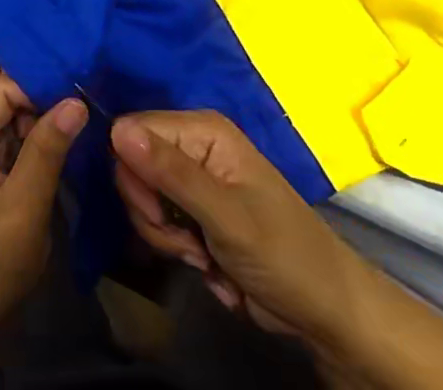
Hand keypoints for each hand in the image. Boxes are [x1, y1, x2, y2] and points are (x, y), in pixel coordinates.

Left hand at [0, 60, 86, 389]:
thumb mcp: (24, 210)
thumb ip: (47, 151)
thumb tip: (76, 100)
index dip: (40, 81)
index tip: (84, 77)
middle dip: (38, 79)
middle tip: (85, 77)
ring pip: (4, 98)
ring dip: (40, 98)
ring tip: (83, 93)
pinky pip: (8, 121)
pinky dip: (35, 119)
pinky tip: (66, 118)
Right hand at [111, 111, 358, 341]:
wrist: (326, 313)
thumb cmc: (285, 256)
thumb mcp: (226, 217)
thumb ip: (171, 172)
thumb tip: (116, 129)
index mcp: (203, 130)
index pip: (131, 131)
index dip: (133, 171)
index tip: (159, 211)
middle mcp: (192, 146)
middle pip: (131, 164)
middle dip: (149, 210)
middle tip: (183, 239)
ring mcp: (190, 178)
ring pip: (139, 195)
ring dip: (161, 233)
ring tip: (199, 254)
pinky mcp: (190, 208)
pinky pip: (154, 217)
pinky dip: (170, 243)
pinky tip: (202, 260)